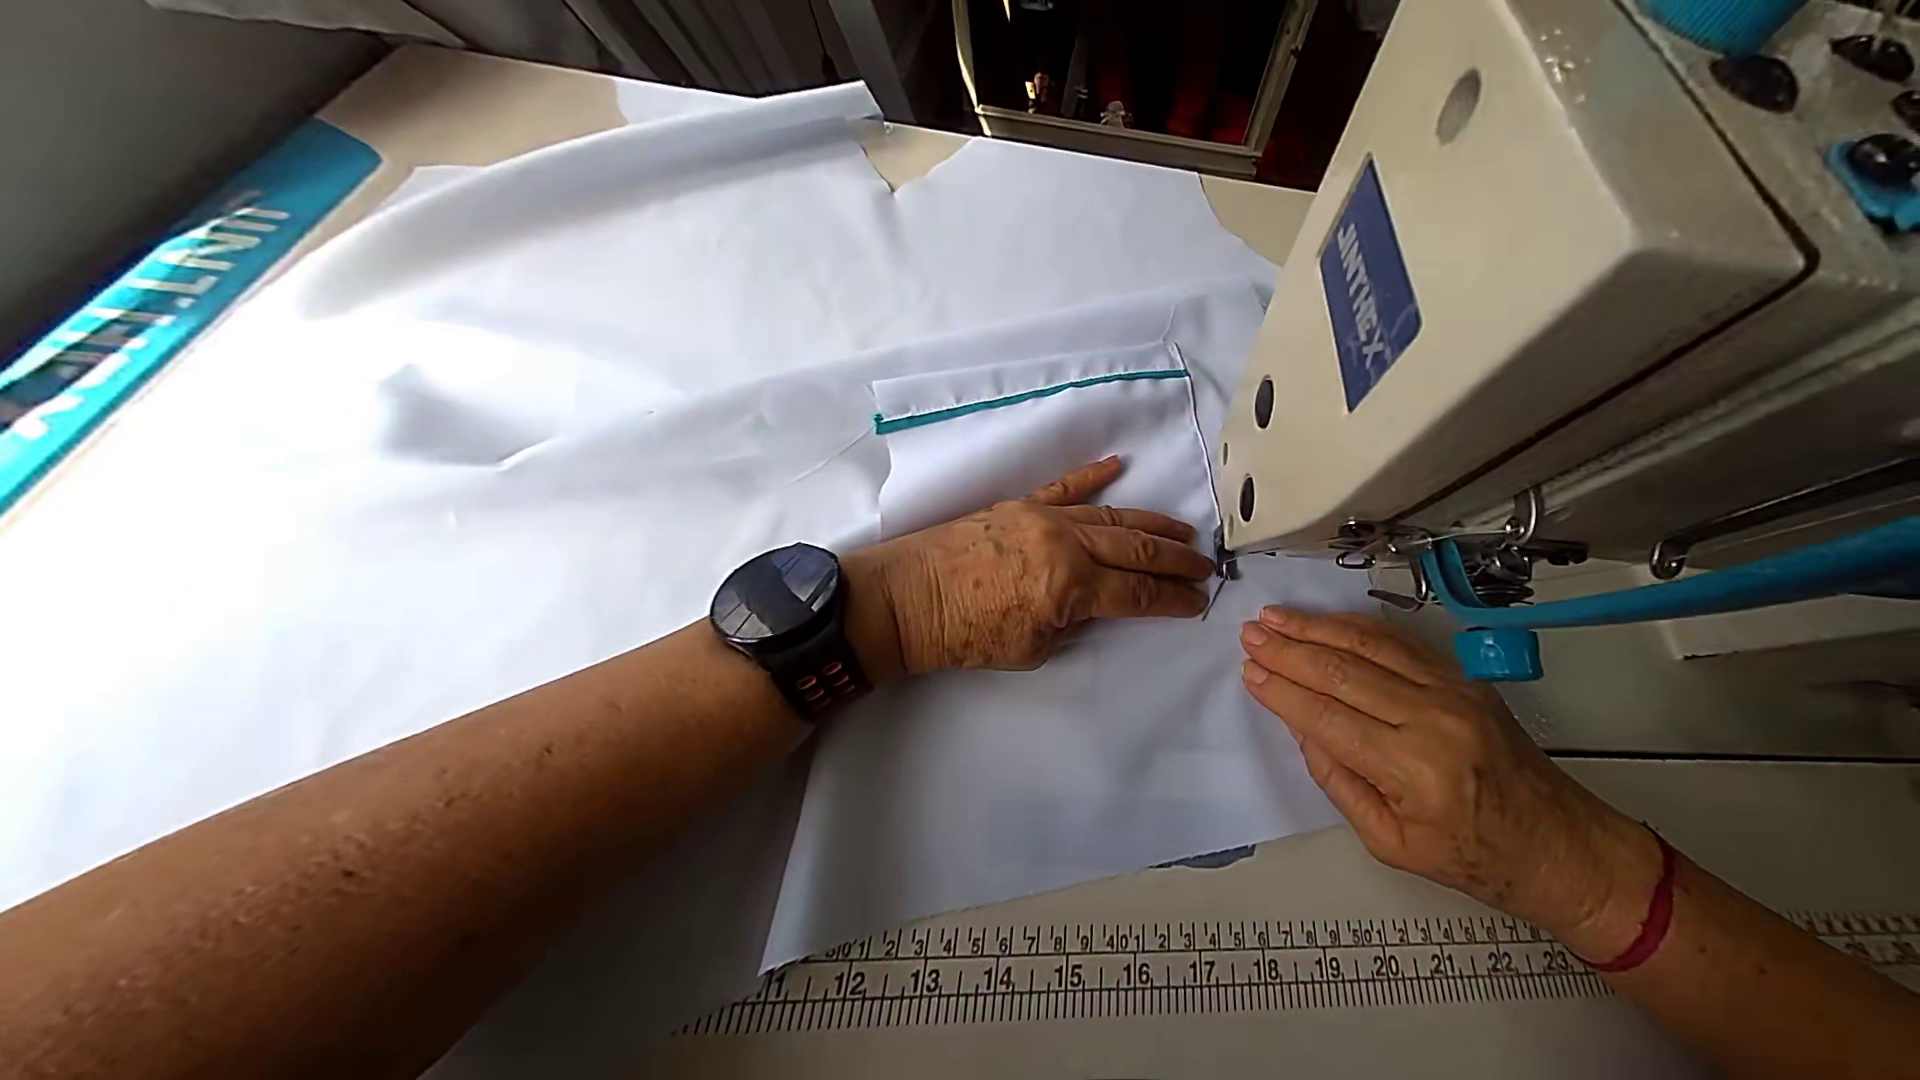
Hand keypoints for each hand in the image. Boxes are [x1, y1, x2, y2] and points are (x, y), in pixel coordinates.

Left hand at [843, 456, 1212, 678]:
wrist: (906, 599)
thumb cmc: (963, 635)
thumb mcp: (1030, 648)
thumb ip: (1071, 622)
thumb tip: (1091, 604)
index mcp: (1070, 585)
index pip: (1136, 594)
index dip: (1171, 600)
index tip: (1196, 602)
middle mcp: (1064, 543)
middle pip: (1134, 548)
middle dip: (1174, 559)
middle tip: (1203, 565)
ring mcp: (1041, 517)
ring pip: (1109, 515)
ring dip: (1150, 522)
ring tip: (1182, 530)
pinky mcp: (1018, 505)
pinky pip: (1063, 487)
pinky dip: (1091, 476)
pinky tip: (1117, 465)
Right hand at [1238, 609, 1663, 960]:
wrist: (1567, 850)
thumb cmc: (1476, 858)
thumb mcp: (1389, 841)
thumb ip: (1336, 779)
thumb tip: (1299, 723)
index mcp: (1413, 770)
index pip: (1326, 717)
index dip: (1281, 691)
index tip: (1248, 671)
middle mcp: (1434, 721)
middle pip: (1341, 672)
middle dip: (1287, 650)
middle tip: (1249, 634)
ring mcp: (1453, 693)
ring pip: (1367, 645)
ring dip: (1313, 627)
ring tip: (1273, 618)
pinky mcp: (1464, 680)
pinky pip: (1399, 642)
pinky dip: (1355, 626)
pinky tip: (1324, 620)